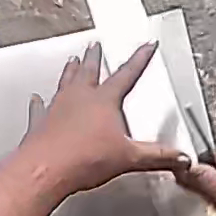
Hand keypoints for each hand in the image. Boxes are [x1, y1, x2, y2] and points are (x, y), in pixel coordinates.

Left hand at [6, 41, 189, 197]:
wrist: (46, 170)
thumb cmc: (83, 159)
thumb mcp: (129, 158)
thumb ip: (157, 156)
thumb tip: (179, 157)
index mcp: (104, 101)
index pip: (127, 74)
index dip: (139, 59)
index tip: (146, 45)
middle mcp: (78, 98)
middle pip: (89, 71)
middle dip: (94, 57)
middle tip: (95, 45)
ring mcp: (56, 108)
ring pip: (65, 83)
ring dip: (70, 72)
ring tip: (72, 61)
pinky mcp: (39, 124)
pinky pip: (39, 109)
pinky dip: (39, 104)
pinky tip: (36, 99)